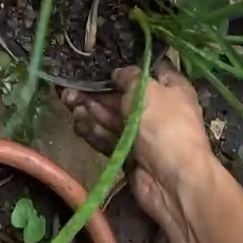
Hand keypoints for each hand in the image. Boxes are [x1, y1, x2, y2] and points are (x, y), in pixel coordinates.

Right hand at [61, 63, 217, 232]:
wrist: (173, 182)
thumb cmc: (165, 125)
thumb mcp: (147, 90)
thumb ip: (129, 77)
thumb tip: (118, 74)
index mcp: (171, 89)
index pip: (148, 70)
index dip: (127, 64)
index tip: (102, 60)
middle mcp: (156, 109)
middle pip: (123, 95)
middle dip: (98, 90)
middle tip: (72, 85)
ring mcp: (141, 133)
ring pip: (111, 116)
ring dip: (91, 108)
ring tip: (69, 101)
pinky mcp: (127, 154)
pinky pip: (108, 138)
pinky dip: (93, 129)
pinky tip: (78, 121)